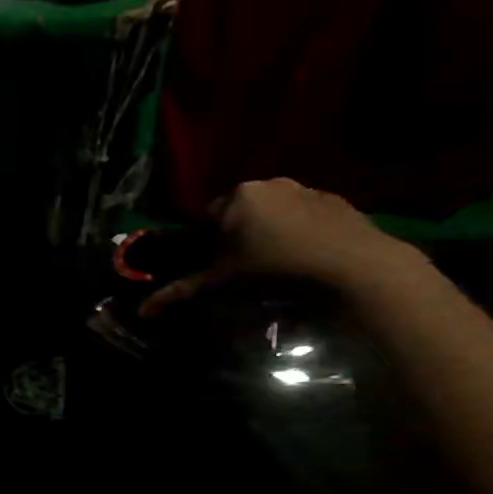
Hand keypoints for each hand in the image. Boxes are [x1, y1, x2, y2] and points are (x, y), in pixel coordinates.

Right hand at [140, 178, 427, 314]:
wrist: (350, 265)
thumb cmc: (275, 270)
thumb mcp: (224, 282)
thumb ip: (183, 291)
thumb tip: (142, 311)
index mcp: (237, 197)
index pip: (208, 218)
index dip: (210, 244)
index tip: (221, 265)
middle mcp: (268, 183)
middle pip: (240, 211)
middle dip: (238, 235)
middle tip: (246, 267)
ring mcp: (304, 187)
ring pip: (272, 211)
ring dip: (268, 231)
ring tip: (277, 262)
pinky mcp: (333, 198)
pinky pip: (303, 212)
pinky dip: (297, 229)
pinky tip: (304, 255)